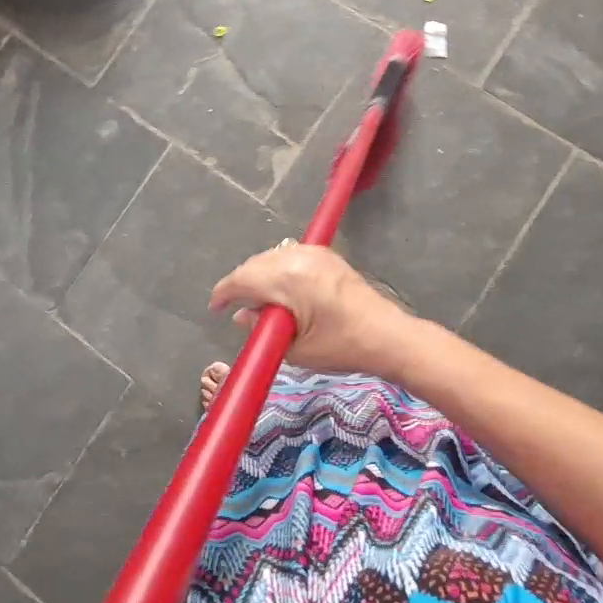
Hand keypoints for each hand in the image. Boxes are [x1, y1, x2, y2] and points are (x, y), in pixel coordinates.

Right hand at [209, 244, 423, 378]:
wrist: (387, 336)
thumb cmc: (341, 346)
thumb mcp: (295, 348)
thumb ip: (262, 329)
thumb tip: (243, 316)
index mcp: (287, 279)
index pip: (242, 278)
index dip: (224, 292)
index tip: (215, 307)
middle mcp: (297, 257)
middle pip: (255, 264)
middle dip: (241, 282)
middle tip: (237, 307)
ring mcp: (314, 253)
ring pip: (272, 257)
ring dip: (259, 274)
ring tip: (257, 300)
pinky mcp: (327, 256)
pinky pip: (290, 255)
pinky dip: (278, 268)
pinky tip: (281, 289)